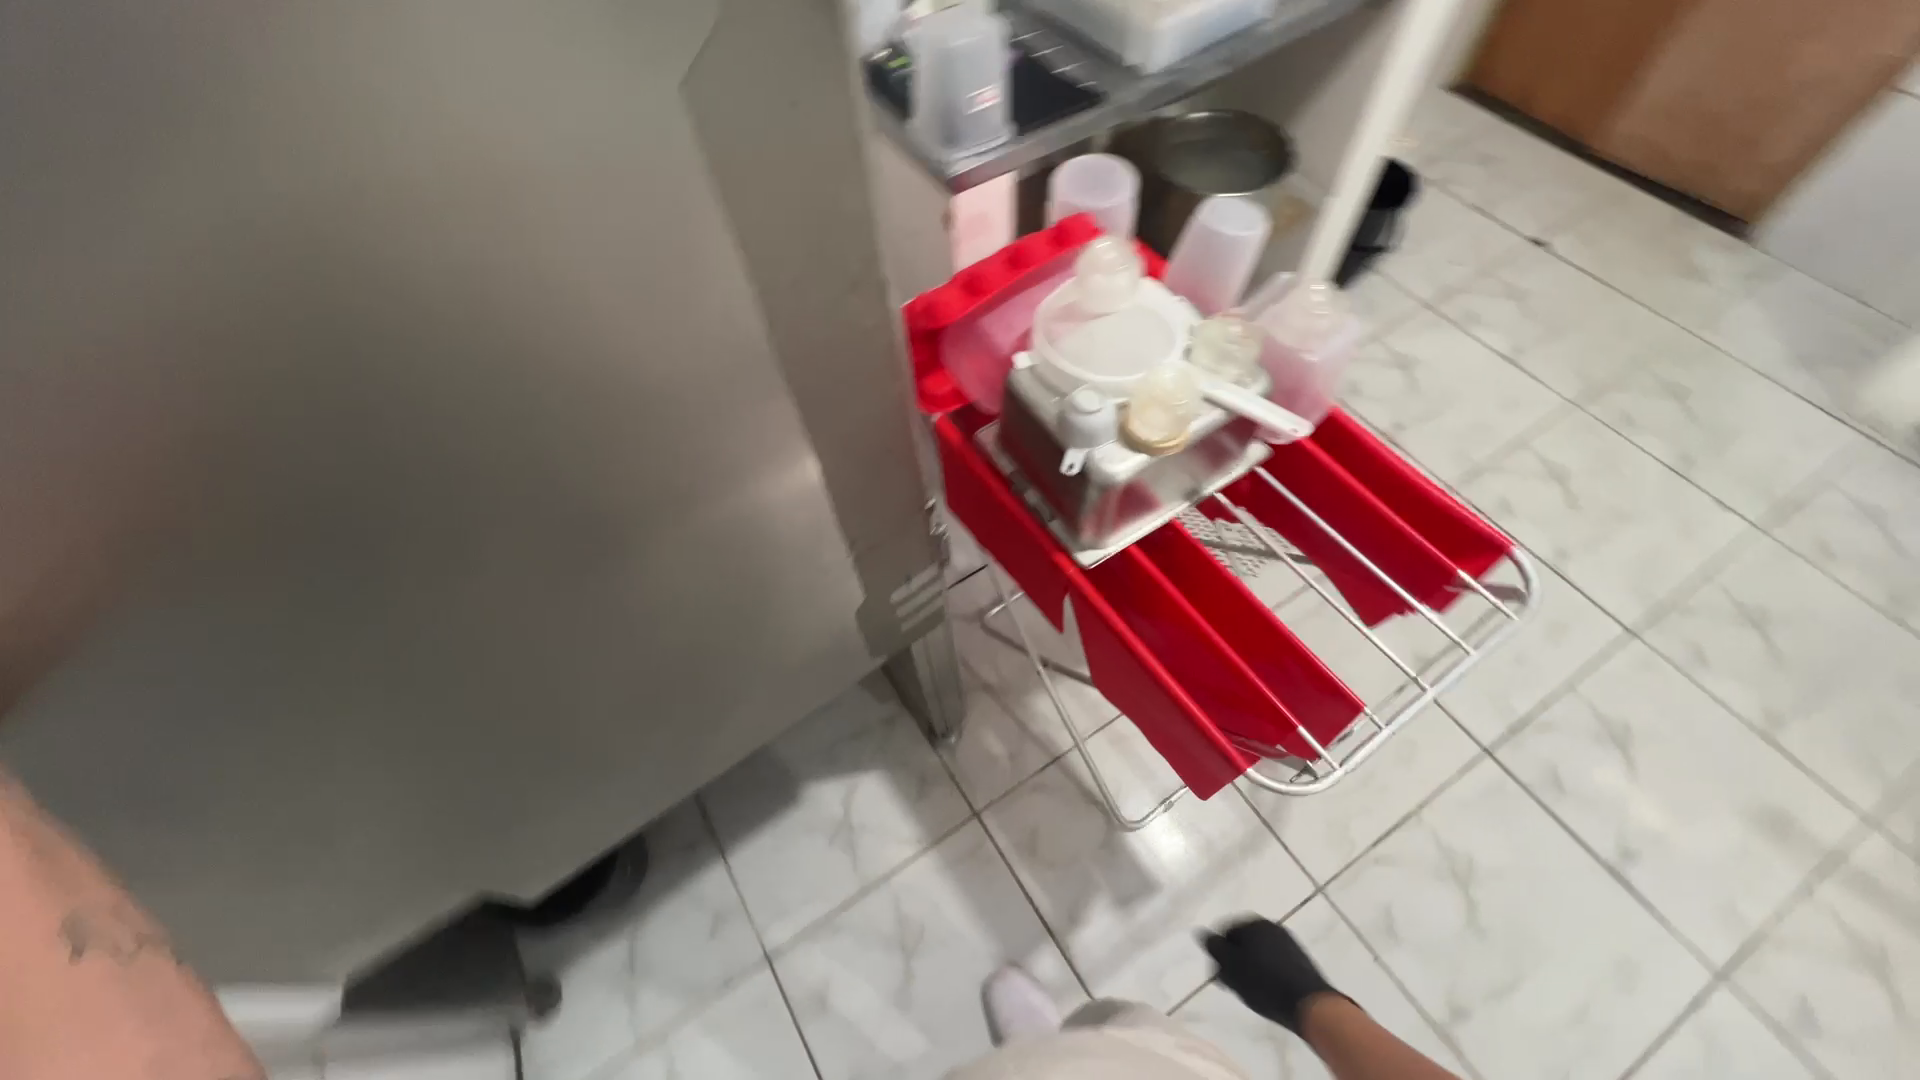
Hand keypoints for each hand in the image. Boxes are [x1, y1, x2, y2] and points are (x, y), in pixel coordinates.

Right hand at [1202, 917, 1349, 1034]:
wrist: (1309, 1005)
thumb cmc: (1264, 983)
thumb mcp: (1231, 967)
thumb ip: (1214, 948)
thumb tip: (1202, 933)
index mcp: (1252, 922)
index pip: (1225, 932)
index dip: (1220, 954)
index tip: (1221, 975)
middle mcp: (1270, 925)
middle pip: (1243, 940)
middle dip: (1236, 959)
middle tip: (1234, 983)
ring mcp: (1288, 941)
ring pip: (1259, 951)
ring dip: (1252, 966)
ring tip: (1251, 989)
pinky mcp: (1300, 958)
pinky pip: (1274, 960)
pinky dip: (1267, 971)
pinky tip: (1268, 989)